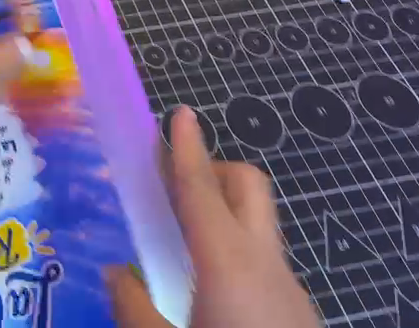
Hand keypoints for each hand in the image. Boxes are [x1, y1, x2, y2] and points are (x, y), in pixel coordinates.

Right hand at [106, 107, 319, 327]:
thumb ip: (135, 309)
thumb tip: (118, 274)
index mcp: (226, 264)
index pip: (201, 187)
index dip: (186, 146)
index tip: (179, 111)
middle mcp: (264, 266)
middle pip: (249, 188)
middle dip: (215, 169)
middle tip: (174, 181)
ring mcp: (290, 294)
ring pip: (258, 228)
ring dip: (224, 216)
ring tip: (180, 247)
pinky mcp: (300, 320)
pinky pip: (264, 266)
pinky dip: (235, 256)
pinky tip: (211, 300)